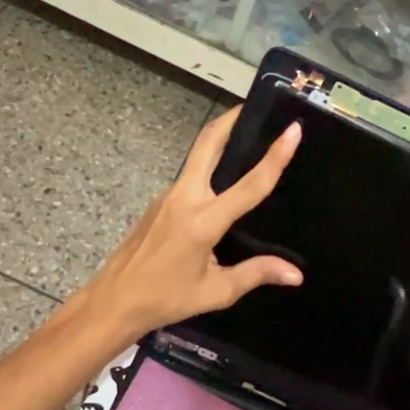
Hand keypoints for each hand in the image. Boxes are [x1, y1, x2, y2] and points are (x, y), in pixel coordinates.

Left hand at [80, 107, 302, 339]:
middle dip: (231, 120)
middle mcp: (185, 199)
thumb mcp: (216, 291)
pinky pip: (189, 177)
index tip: (293, 130)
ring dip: (219, 142)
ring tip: (246, 140)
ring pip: (197, 158)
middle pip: (208, 144)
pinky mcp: (159, 203)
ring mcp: (168, 197)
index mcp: (203, 221)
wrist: (114, 301)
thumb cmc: (166, 299)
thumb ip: (256, 274)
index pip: (249, 184)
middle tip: (254, 108)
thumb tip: (295, 274)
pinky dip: (208, 168)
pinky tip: (223, 182)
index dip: (275, 156)